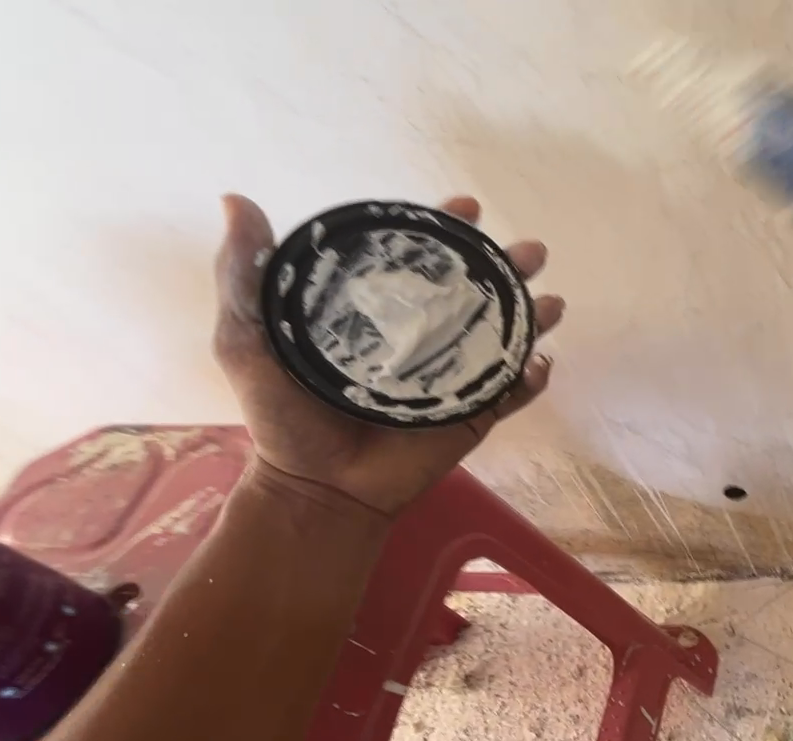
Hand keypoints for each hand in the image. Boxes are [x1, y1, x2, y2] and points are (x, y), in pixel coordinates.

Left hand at [212, 194, 563, 518]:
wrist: (321, 486)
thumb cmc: (283, 417)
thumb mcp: (247, 340)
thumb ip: (244, 278)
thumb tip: (239, 202)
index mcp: (379, 315)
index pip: (416, 264)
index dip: (444, 232)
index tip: (468, 209)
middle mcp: (424, 339)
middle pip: (475, 297)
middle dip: (509, 270)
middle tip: (533, 252)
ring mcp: (455, 378)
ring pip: (505, 341)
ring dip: (534, 319)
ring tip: (554, 302)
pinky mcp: (475, 415)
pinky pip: (512, 395)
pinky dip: (532, 380)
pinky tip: (541, 362)